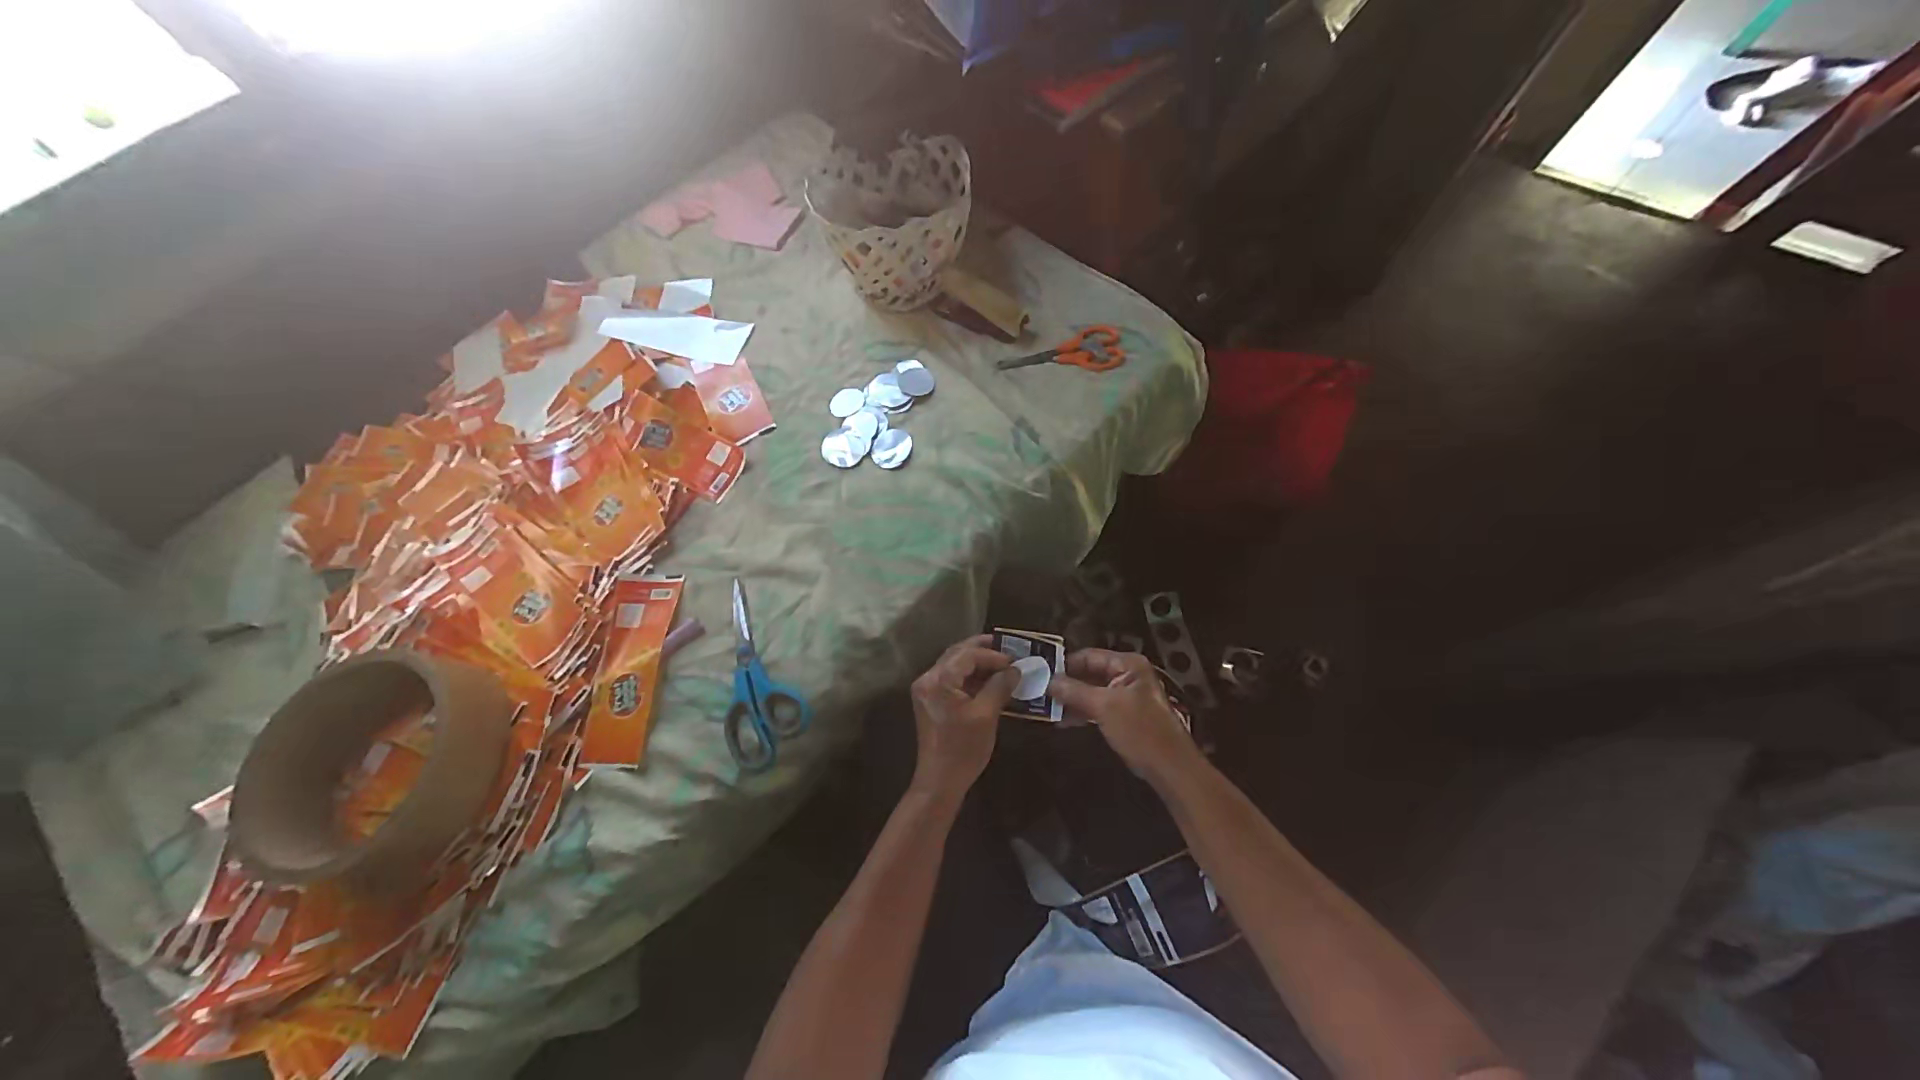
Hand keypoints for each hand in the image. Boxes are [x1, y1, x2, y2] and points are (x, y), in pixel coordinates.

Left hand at [908, 635, 1018, 799]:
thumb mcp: (986, 715)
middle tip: (1008, 650)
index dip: (993, 655)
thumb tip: (1015, 669)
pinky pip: (951, 679)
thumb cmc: (963, 750)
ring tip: (1002, 665)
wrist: (940, 782)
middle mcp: (927, 679)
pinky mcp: (930, 701)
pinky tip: (989, 681)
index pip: (967, 654)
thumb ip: (1000, 686)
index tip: (1015, 661)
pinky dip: (970, 677)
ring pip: (954, 665)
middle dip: (983, 651)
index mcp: (938, 680)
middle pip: (957, 654)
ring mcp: (926, 690)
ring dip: (977, 664)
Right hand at [1047, 649, 1203, 785]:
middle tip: (1039, 691)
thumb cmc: (1140, 730)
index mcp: (1128, 665)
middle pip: (1089, 672)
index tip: (1040, 674)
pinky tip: (1063, 720)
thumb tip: (1047, 681)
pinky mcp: (1123, 715)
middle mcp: (1127, 675)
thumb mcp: (1104, 706)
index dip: (1065, 664)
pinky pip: (1097, 707)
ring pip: (1091, 691)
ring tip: (1046, 706)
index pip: (1088, 656)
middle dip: (1066, 683)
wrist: (1169, 767)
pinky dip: (1081, 712)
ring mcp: (1126, 696)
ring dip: (1071, 699)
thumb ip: (1074, 691)